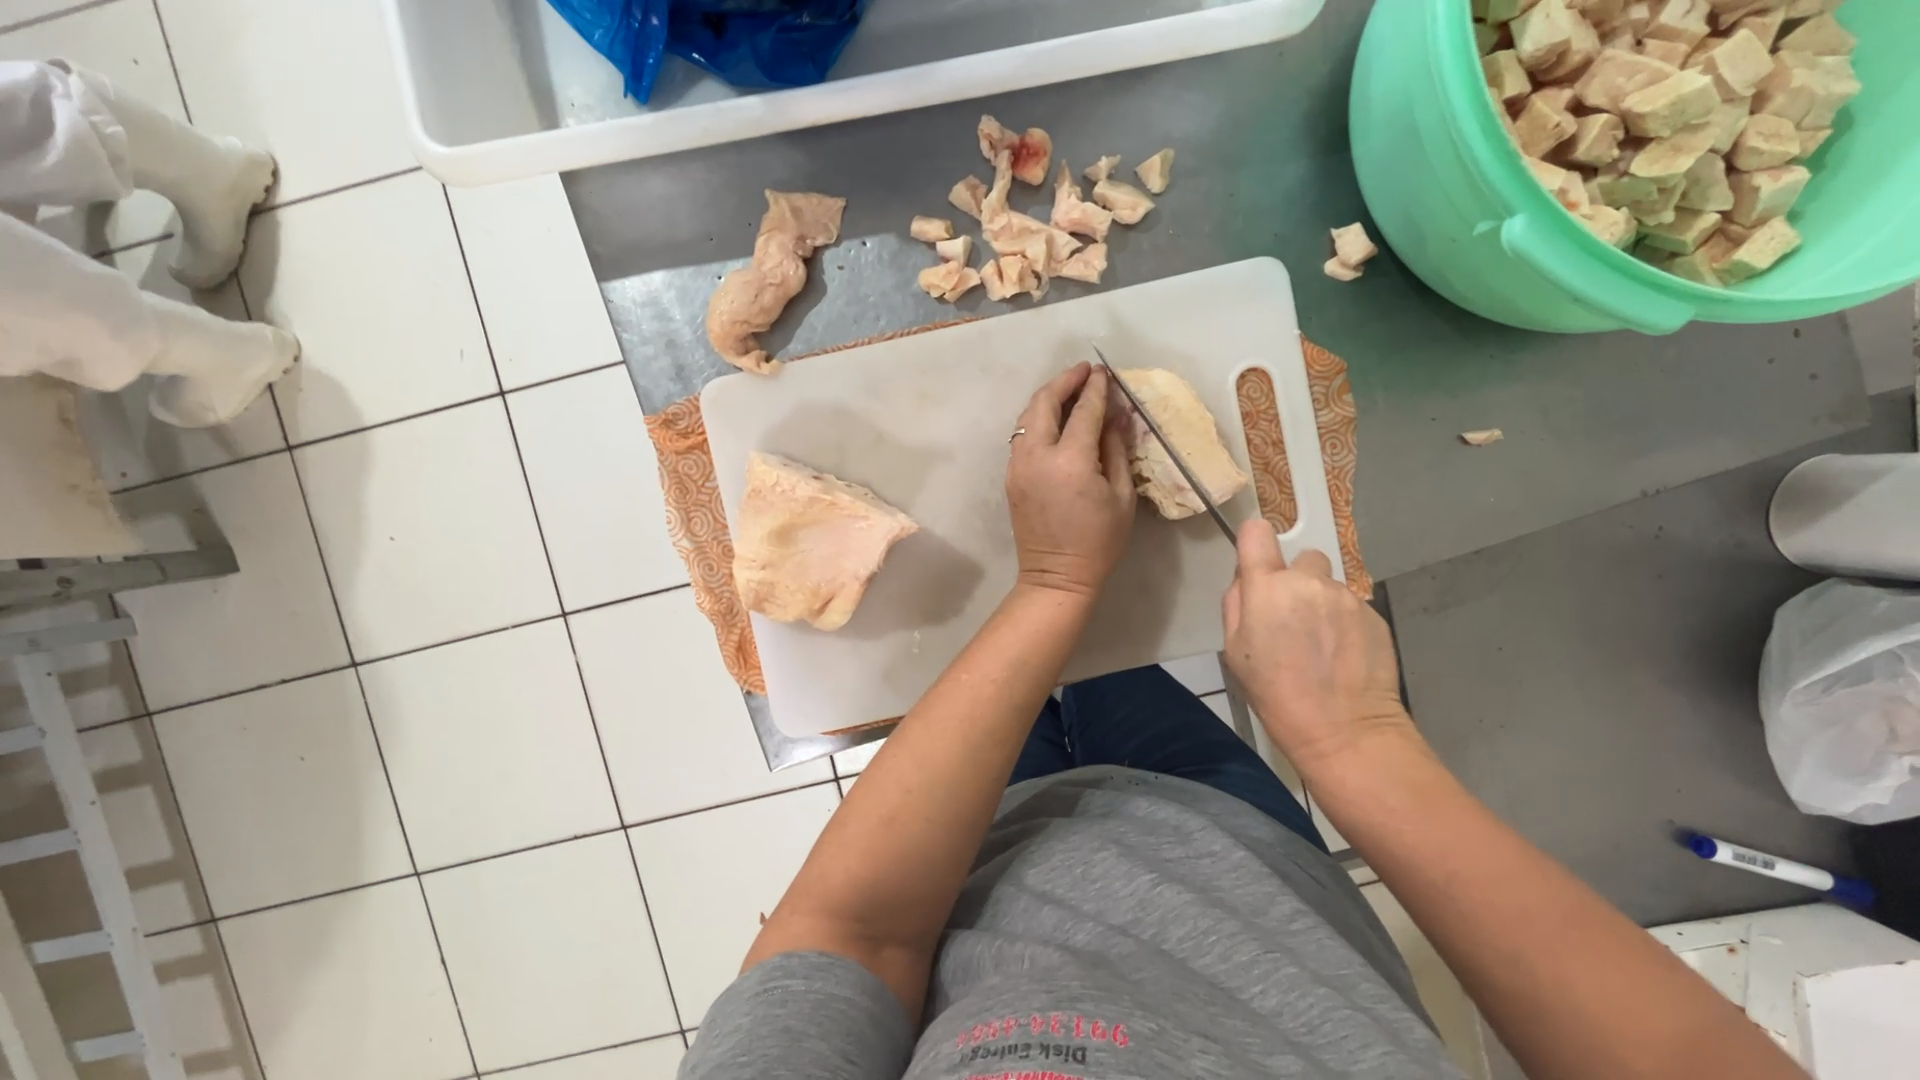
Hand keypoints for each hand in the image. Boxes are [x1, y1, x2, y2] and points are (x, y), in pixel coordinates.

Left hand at [1006, 363, 1136, 598]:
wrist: (1056, 576)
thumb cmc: (1098, 542)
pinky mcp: (1011, 476)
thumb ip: (1117, 449)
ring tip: (1069, 389)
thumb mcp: (1121, 495)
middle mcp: (1037, 456)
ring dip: (1047, 398)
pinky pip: (1022, 436)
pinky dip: (1037, 419)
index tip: (1103, 372)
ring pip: (1027, 417)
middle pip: (1044, 403)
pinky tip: (1054, 419)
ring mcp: (1018, 466)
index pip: (1083, 411)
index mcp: (1070, 461)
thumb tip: (1117, 416)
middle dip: (1064, 382)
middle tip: (1083, 372)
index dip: (1095, 388)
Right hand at [1222, 519, 1416, 771]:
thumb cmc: (1275, 693)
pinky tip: (1343, 655)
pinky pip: (1352, 606)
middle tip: (1294, 622)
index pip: (1257, 532)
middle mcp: (1309, 581)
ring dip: (1322, 604)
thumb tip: (1248, 580)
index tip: (1258, 565)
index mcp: (1267, 587)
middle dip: (1295, 582)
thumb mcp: (1234, 651)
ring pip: (1328, 585)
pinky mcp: (1375, 614)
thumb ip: (1237, 604)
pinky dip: (1345, 623)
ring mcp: (1346, 596)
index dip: (1255, 544)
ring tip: (1322, 645)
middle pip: (1301, 561)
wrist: (1343, 729)